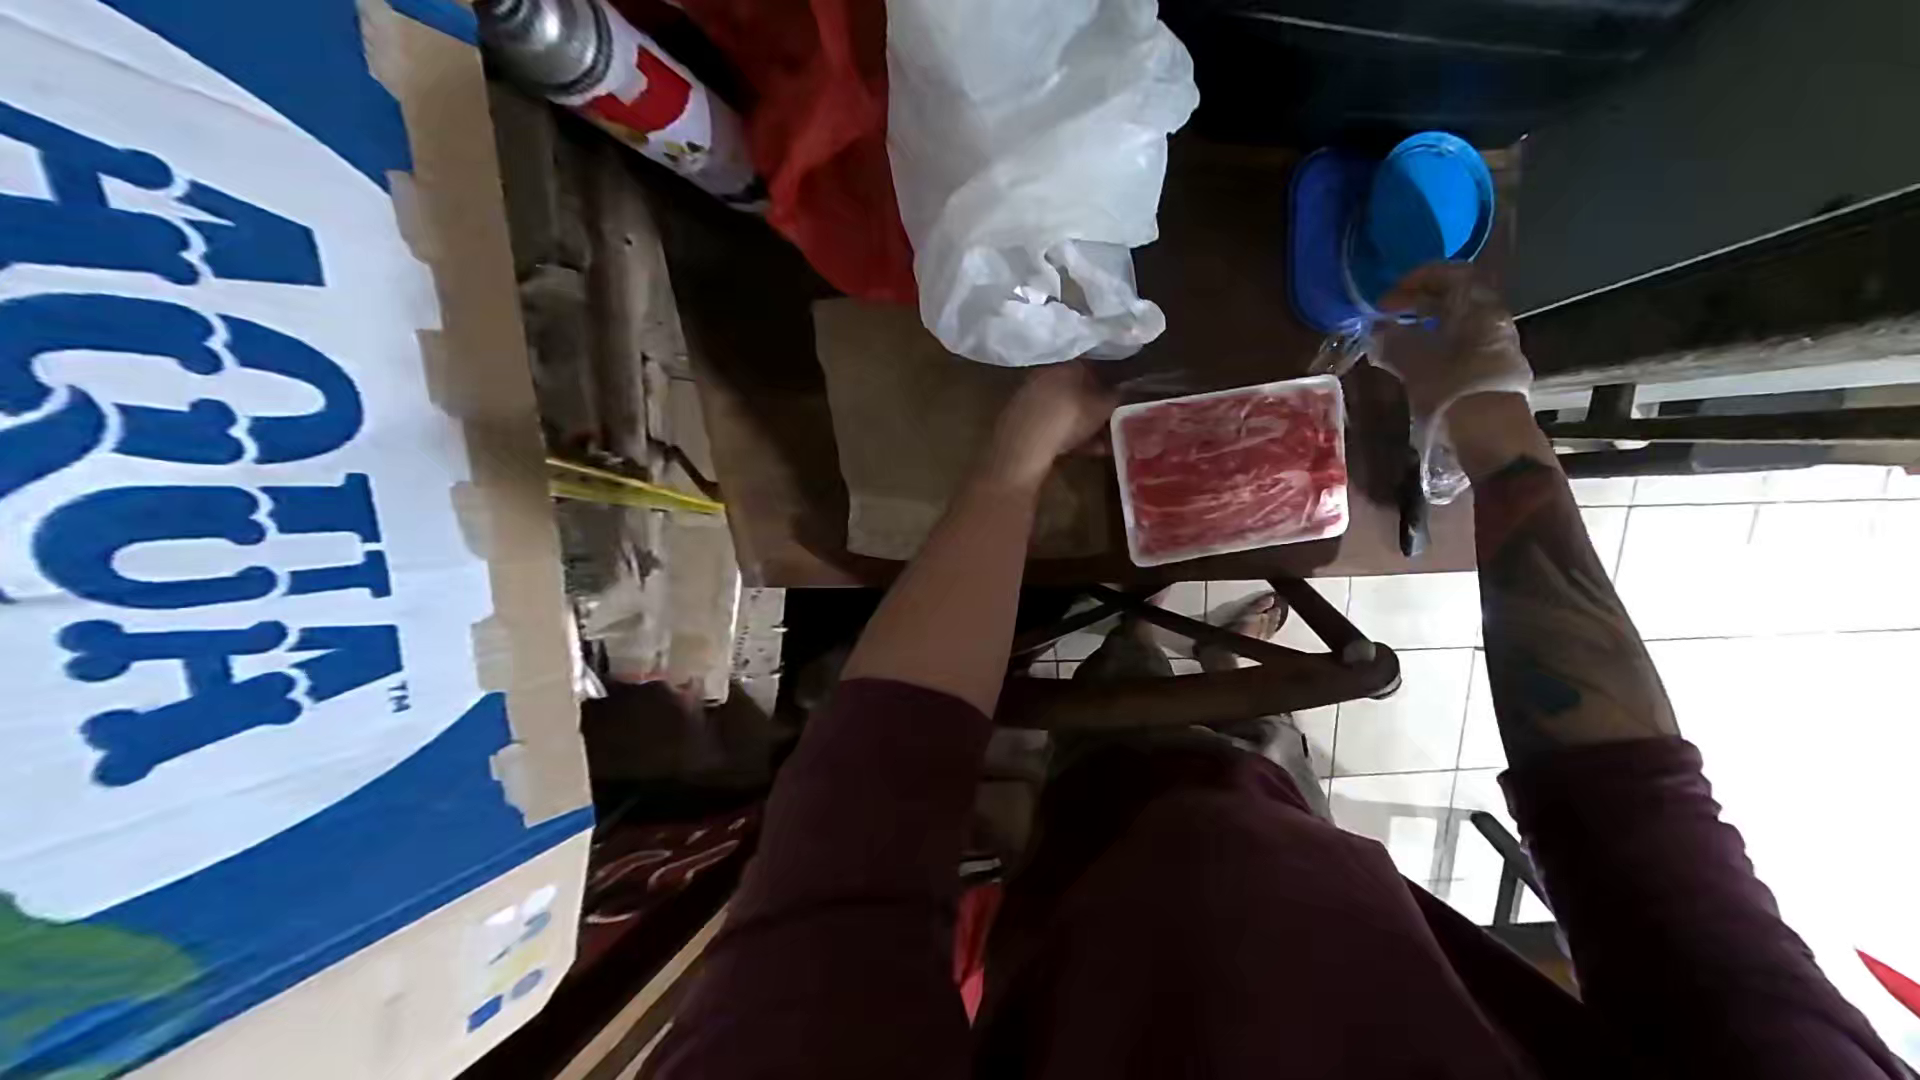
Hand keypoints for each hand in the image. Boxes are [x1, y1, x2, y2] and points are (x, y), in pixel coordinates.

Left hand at [981, 360, 1118, 487]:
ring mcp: (1031, 400)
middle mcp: (1046, 376)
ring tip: (1106, 444)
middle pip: (1079, 391)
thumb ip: (1118, 397)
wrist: (1026, 443)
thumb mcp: (1103, 405)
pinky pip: (1054, 427)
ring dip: (1088, 428)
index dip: (1112, 383)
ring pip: (1067, 412)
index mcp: (1066, 364)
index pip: (1094, 367)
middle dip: (1099, 409)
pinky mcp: (1022, 423)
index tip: (1123, 400)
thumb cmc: (1071, 415)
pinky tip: (1087, 452)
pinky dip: (1071, 438)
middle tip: (1115, 425)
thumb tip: (1127, 391)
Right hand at [1372, 263, 1531, 425]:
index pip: (1453, 275)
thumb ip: (1393, 342)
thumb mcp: (1415, 362)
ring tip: (1392, 337)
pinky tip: (1411, 360)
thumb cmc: (1453, 389)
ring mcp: (1491, 347)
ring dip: (1423, 324)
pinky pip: (1456, 345)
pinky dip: (1432, 343)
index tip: (1389, 293)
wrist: (1490, 435)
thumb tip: (1375, 330)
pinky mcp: (1486, 371)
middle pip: (1455, 299)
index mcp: (1478, 310)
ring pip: (1455, 323)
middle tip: (1385, 313)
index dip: (1420, 277)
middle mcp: (1490, 322)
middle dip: (1418, 301)